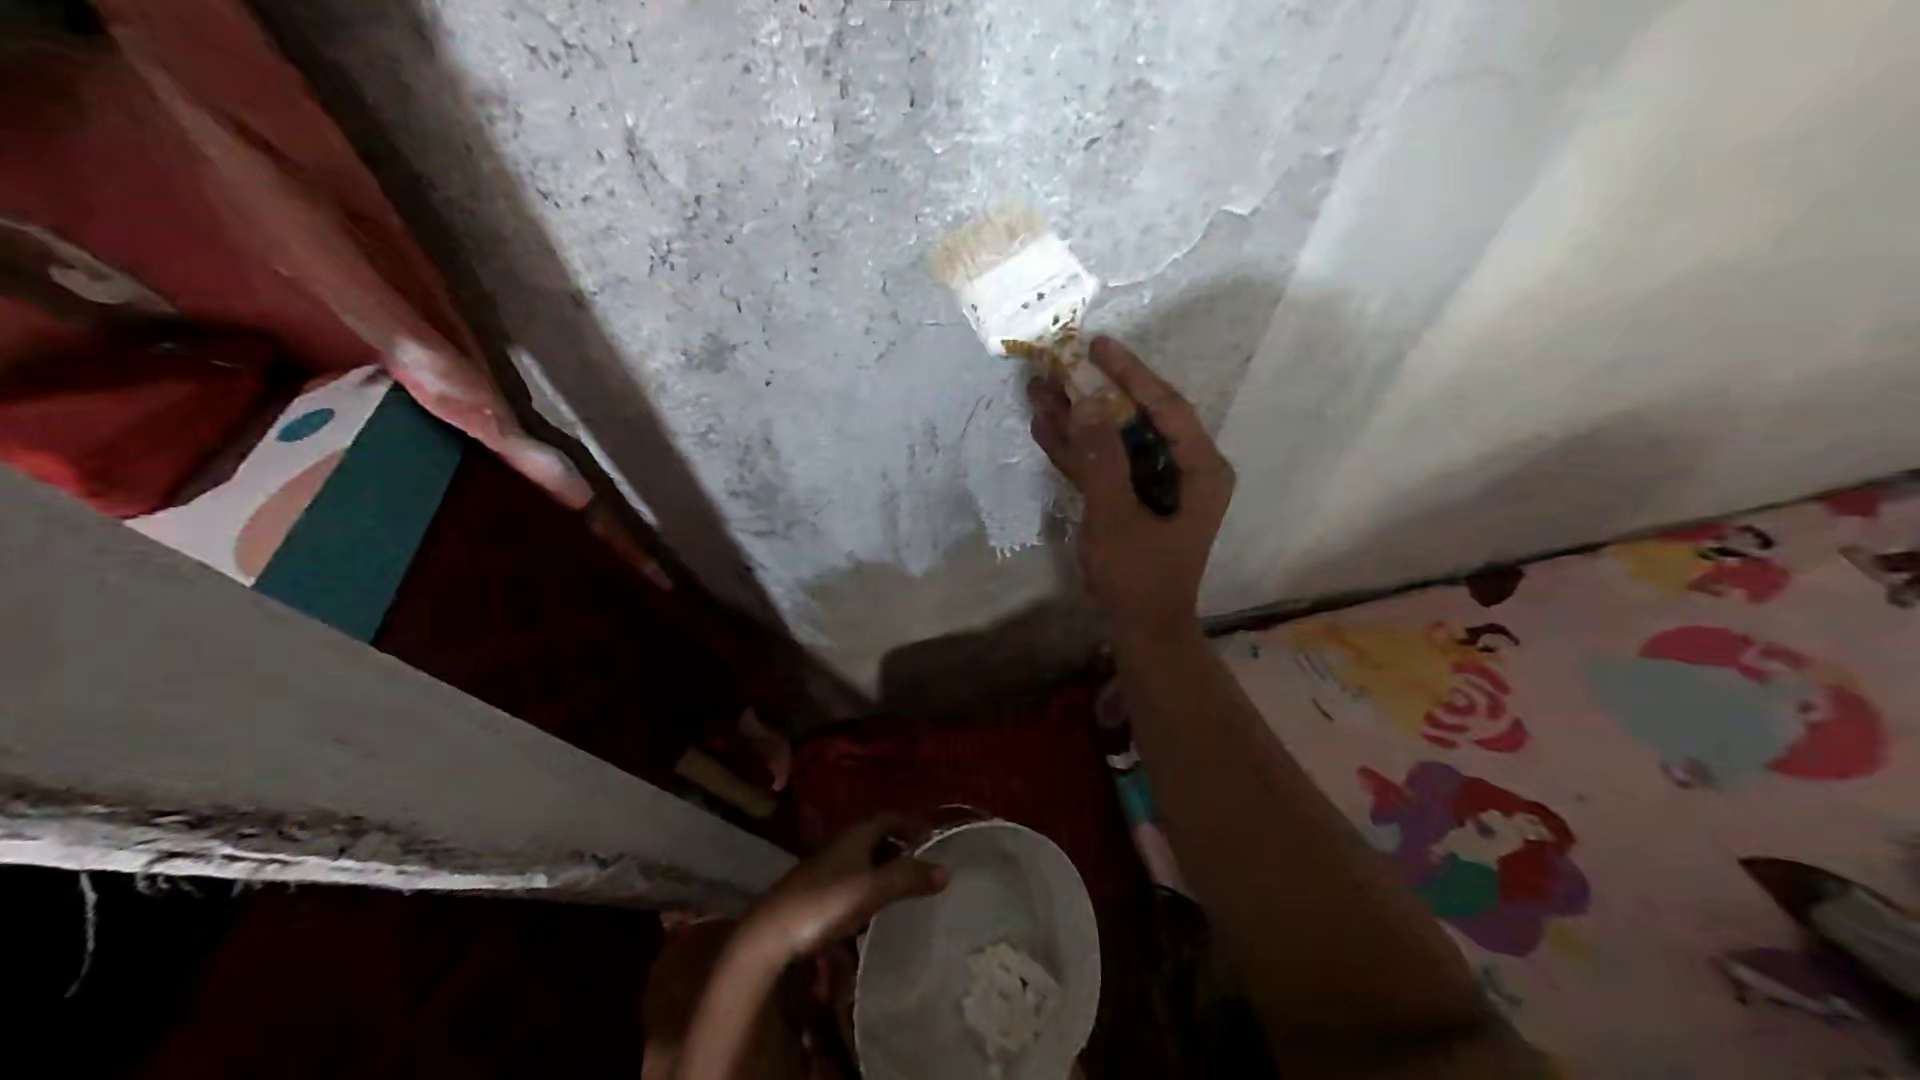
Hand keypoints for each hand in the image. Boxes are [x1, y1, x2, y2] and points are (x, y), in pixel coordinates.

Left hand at [739, 815, 948, 963]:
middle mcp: (841, 845)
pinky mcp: (818, 893)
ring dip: (886, 867)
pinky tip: (876, 910)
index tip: (933, 838)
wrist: (770, 934)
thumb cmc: (825, 902)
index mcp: (855, 835)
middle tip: (925, 863)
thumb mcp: (872, 889)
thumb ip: (908, 878)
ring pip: (864, 860)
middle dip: (901, 846)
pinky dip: (871, 887)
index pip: (889, 818)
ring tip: (907, 886)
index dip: (912, 823)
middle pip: (876, 837)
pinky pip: (853, 881)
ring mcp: (827, 869)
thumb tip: (946, 870)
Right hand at [1027, 337, 1234, 637]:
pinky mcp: (1127, 499)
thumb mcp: (1118, 517)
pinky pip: (1101, 465)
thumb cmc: (1140, 576)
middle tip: (1059, 362)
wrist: (1139, 628)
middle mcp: (1181, 469)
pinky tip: (1044, 427)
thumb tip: (1085, 403)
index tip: (1097, 346)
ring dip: (1077, 418)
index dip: (1132, 373)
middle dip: (1094, 392)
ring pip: (1113, 439)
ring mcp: (1151, 484)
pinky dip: (1074, 450)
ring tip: (1038, 388)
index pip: (1167, 406)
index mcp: (1199, 468)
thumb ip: (1102, 459)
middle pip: (1136, 417)